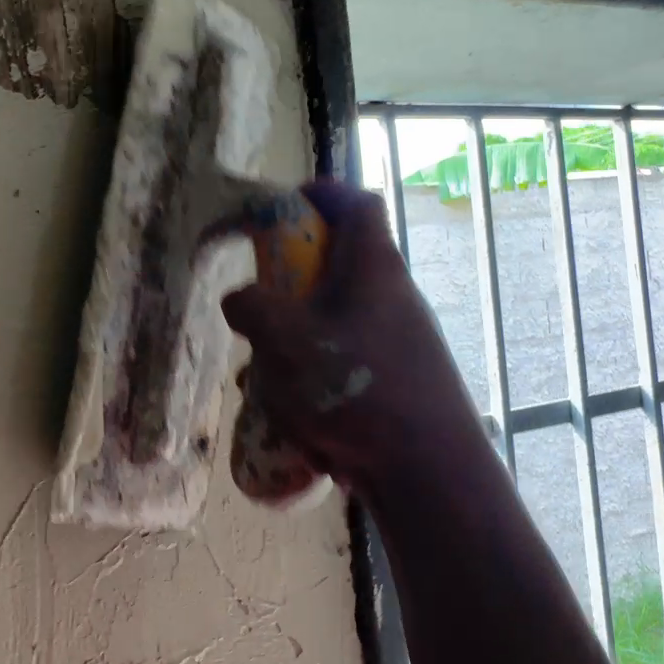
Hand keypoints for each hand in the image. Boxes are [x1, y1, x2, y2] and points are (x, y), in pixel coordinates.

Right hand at [221, 180, 480, 492]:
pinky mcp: (397, 383)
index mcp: (373, 270)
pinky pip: (343, 362)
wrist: (424, 469)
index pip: (356, 206)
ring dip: (293, 336)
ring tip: (259, 370)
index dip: (322, 194)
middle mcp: (393, 298)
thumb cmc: (354, 390)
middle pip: (339, 267)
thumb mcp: (283, 341)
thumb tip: (239, 299)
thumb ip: (252, 308)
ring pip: (334, 322)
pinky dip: (310, 373)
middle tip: (257, 304)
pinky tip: (286, 408)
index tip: (285, 202)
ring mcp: (399, 343)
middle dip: (291, 283)